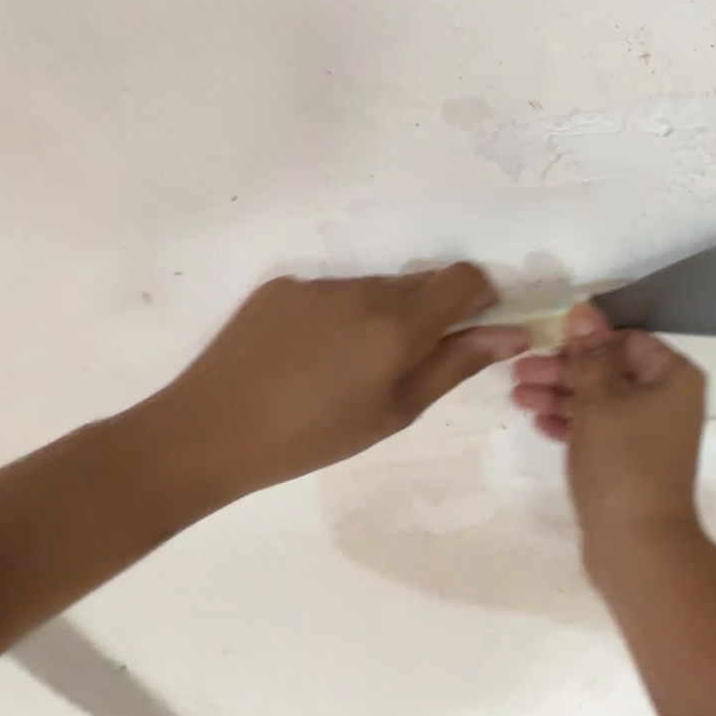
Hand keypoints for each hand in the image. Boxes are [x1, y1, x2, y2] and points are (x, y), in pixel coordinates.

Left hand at [139, 265, 532, 499]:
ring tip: (350, 363)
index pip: (467, 278)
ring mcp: (320, 285)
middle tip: (407, 359)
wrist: (198, 437)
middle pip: (425, 281)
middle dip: (433, 310)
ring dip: (387, 313)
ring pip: (381, 287)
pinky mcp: (282, 288)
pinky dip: (342, 314)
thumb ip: (460, 361)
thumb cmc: (313, 435)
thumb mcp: (400, 409)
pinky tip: (311, 355)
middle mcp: (366, 290)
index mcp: (400, 322)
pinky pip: (336, 291)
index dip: (481, 297)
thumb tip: (516, 333)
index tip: (471, 329)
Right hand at [509, 304, 706, 552]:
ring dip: (563, 396)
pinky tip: (538, 422)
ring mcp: (654, 430)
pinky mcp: (635, 460)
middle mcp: (671, 397)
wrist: (639, 545)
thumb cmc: (623, 462)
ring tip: (516, 396)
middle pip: (613, 370)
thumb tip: (584, 309)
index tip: (543, 346)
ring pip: (604, 400)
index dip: (586, 342)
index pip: (628, 341)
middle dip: (566, 371)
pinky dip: (574, 423)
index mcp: (675, 376)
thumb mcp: (600, 401)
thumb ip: (588, 356)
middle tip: (517, 374)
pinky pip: (603, 429)